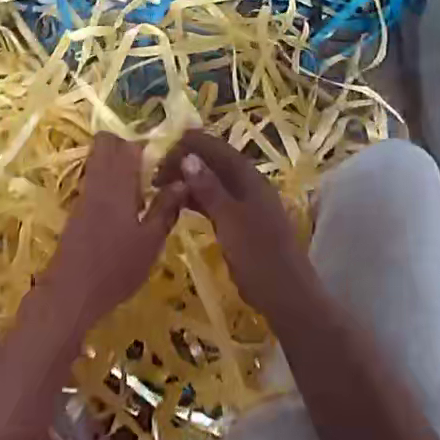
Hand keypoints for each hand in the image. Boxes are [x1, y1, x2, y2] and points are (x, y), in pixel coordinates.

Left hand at [38, 133, 186, 335]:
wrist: (71, 292)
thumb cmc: (116, 267)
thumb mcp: (151, 241)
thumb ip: (166, 207)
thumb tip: (184, 181)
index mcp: (117, 182)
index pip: (128, 144)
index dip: (148, 144)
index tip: (167, 155)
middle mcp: (98, 180)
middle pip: (105, 143)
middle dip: (128, 146)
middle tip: (152, 167)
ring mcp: (84, 193)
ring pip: (98, 160)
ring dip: (118, 164)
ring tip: (144, 186)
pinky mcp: (78, 208)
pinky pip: (95, 179)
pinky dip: (110, 181)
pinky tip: (128, 205)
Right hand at [157, 131, 317, 318]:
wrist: (285, 295)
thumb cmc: (258, 254)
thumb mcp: (229, 219)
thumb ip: (209, 188)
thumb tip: (187, 156)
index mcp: (249, 177)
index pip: (216, 148)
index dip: (190, 144)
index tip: (161, 151)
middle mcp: (247, 185)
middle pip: (213, 163)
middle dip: (185, 162)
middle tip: (155, 174)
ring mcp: (244, 205)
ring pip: (212, 182)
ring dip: (188, 181)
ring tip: (160, 188)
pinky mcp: (239, 223)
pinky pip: (213, 201)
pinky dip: (195, 199)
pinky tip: (178, 205)